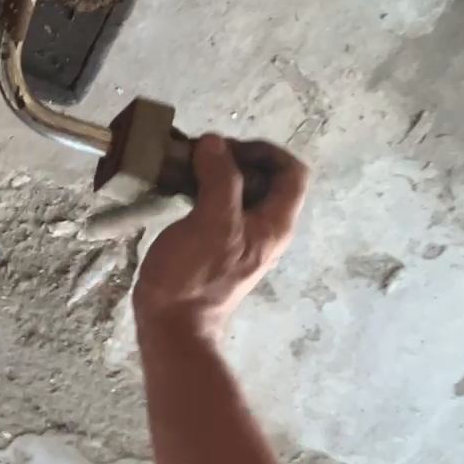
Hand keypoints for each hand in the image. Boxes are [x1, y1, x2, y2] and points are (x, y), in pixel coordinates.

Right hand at [133, 135, 308, 342]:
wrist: (172, 321)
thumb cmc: (195, 274)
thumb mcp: (211, 223)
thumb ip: (219, 181)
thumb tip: (214, 143)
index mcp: (275, 224)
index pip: (292, 172)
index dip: (264, 151)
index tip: (225, 148)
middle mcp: (264, 229)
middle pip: (265, 179)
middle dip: (234, 159)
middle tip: (199, 155)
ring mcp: (239, 238)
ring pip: (238, 192)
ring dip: (214, 174)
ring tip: (184, 167)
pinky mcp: (214, 244)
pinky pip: (216, 207)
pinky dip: (201, 191)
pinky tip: (177, 190)